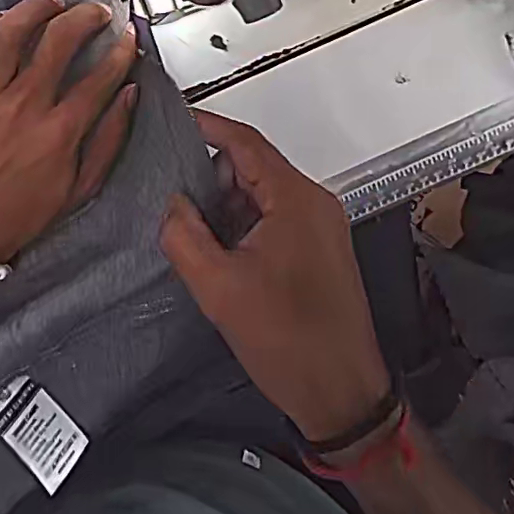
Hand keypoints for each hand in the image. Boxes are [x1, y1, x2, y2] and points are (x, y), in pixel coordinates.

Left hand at [0, 0, 139, 324]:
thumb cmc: (20, 211)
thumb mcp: (80, 187)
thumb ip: (110, 139)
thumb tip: (128, 96)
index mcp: (58, 133)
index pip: (100, 76)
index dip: (121, 51)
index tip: (127, 39)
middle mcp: (22, 108)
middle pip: (58, 41)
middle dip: (84, 17)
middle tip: (94, 14)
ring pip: (9, 33)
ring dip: (33, 9)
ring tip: (50, 5)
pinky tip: (1, 20)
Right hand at [159, 111, 391, 441]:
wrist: (341, 393)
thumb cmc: (294, 344)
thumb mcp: (218, 288)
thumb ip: (183, 236)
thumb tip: (172, 206)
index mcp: (296, 201)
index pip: (245, 142)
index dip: (208, 127)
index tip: (180, 120)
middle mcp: (314, 205)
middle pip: (252, 165)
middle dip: (211, 178)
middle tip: (178, 200)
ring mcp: (319, 226)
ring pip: (260, 193)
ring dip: (226, 206)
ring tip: (201, 239)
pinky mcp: (317, 247)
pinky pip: (272, 216)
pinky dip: (243, 224)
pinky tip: (224, 255)